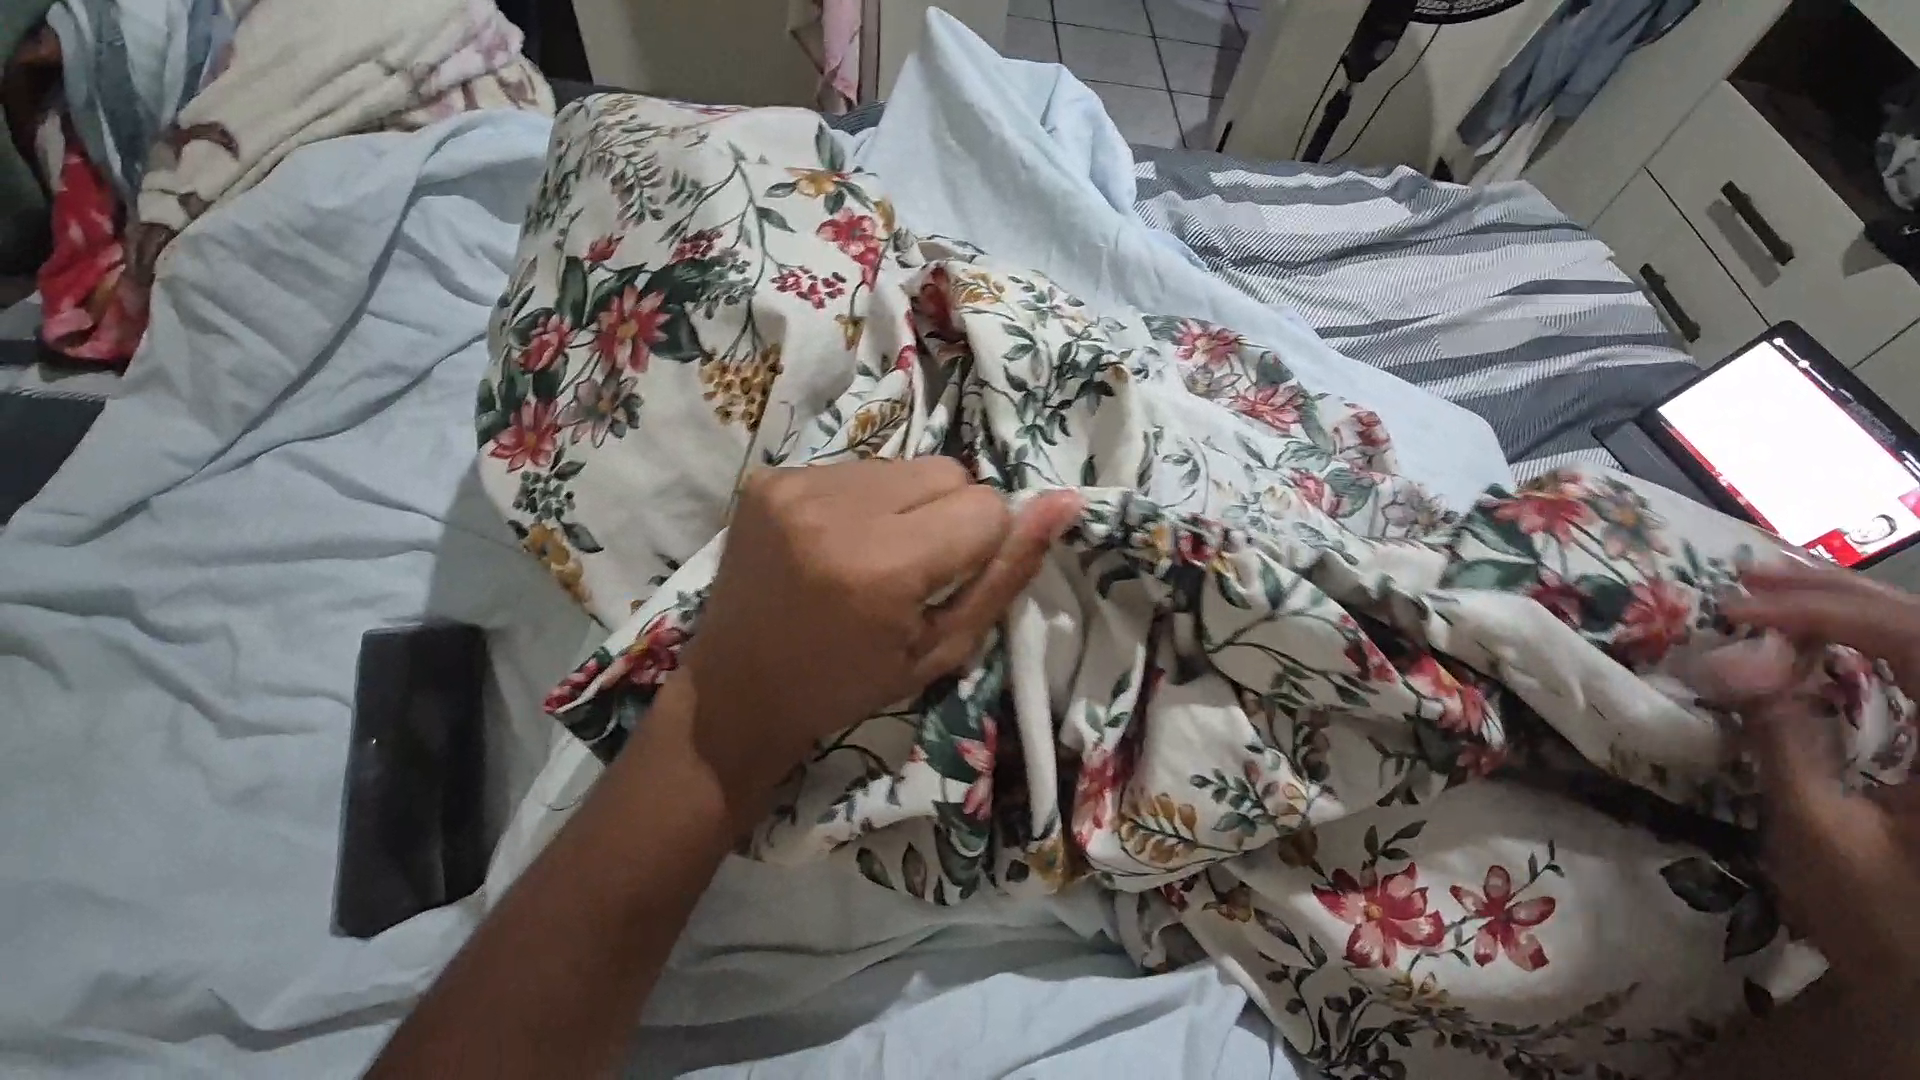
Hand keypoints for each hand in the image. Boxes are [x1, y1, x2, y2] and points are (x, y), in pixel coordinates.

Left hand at [678, 459, 1080, 826]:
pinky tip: (836, 543)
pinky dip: (865, 500)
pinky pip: (858, 467)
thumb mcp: (941, 649)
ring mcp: (796, 486)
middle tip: (913, 571)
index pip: (986, 507)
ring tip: (872, 556)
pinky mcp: (770, 477)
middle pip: (950, 472)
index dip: (984, 546)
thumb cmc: (849, 686)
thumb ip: (1005, 577)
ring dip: (907, 504)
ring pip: (905, 465)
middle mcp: (836, 510)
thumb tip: (1064, 503)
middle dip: (951, 516)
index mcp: (882, 567)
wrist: (738, 688)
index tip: (949, 583)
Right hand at [1704, 560, 1919, 1005]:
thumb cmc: (1888, 925)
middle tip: (1747, 582)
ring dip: (1854, 608)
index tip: (1739, 612)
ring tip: (1774, 587)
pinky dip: (1876, 639)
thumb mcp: (1820, 837)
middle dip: (1836, 597)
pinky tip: (1825, 628)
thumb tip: (1731, 662)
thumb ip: (1780, 742)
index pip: (1917, 645)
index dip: (1826, 614)